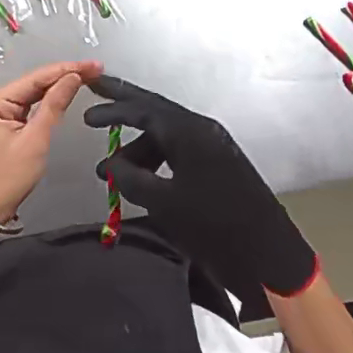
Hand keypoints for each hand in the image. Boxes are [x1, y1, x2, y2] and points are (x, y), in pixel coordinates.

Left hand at [0, 60, 103, 223]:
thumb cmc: (6, 179)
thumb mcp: (35, 141)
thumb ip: (54, 106)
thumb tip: (72, 78)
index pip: (35, 78)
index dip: (66, 69)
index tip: (94, 65)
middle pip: (34, 83)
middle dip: (64, 76)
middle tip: (96, 71)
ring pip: (32, 96)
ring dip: (58, 88)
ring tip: (86, 78)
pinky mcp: (3, 129)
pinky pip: (28, 109)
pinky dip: (47, 103)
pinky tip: (64, 96)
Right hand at [84, 76, 316, 305]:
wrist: (266, 253)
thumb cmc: (213, 224)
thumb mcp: (163, 201)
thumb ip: (131, 178)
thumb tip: (112, 165)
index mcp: (189, 132)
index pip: (143, 110)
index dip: (112, 110)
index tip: (86, 116)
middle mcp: (201, 131)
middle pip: (155, 113)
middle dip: (124, 107)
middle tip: (96, 99)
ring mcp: (212, 148)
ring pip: (164, 139)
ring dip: (136, 151)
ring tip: (110, 174)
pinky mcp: (217, 167)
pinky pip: (177, 154)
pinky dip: (154, 162)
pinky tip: (139, 181)